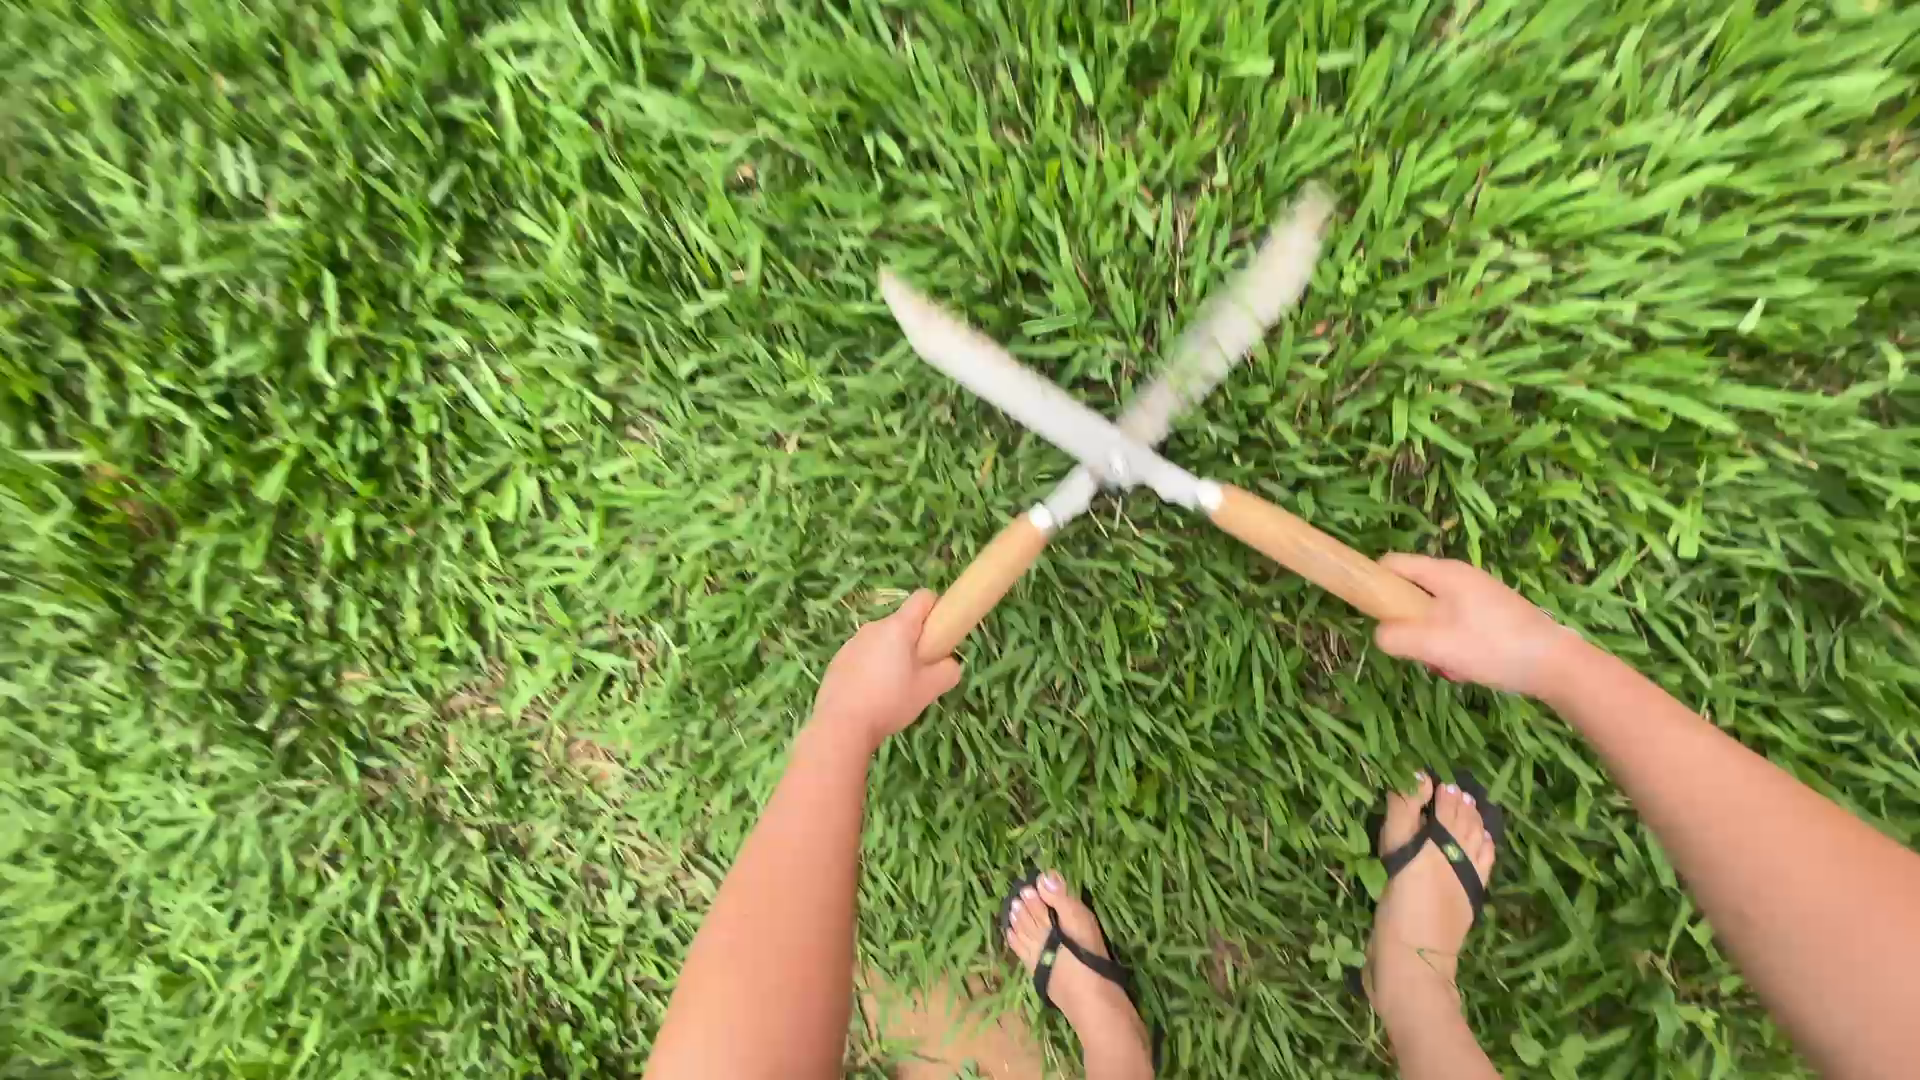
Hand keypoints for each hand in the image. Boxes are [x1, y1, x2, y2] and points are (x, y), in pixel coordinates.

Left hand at [810, 590, 962, 751]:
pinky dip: (871, 669)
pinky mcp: (838, 660)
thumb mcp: (929, 689)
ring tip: (893, 691)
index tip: (939, 637)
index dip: (937, 611)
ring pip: (882, 642)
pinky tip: (871, 696)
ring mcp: (852, 643)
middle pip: (902, 624)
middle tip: (919, 674)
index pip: (923, 598)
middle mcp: (873, 627)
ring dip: (892, 657)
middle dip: (915, 643)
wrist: (841, 725)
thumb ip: (948, 670)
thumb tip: (949, 663)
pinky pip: (864, 656)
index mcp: (897, 627)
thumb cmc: (889, 702)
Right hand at [1373, 554, 1586, 698]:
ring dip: (1430, 641)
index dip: (1373, 584)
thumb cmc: (1493, 647)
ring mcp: (1479, 596)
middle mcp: (1460, 577)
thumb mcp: (1433, 644)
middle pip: (1410, 593)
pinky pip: (1455, 625)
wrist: (1561, 668)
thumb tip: (1381, 634)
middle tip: (1417, 648)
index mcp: (1444, 573)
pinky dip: (1452, 645)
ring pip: (1433, 614)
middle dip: (1406, 623)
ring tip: (1448, 664)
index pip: (1390, 564)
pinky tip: (1467, 667)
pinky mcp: (1493, 615)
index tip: (1372, 613)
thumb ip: (1394, 636)